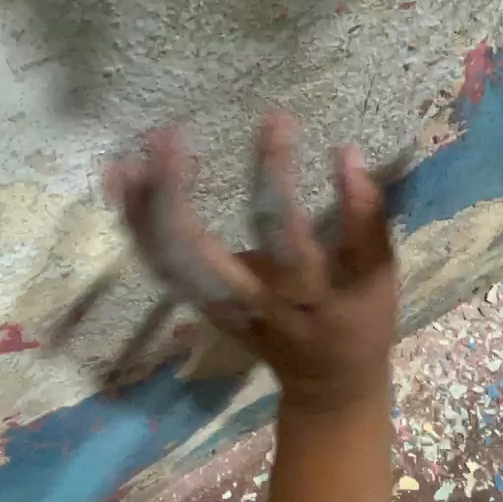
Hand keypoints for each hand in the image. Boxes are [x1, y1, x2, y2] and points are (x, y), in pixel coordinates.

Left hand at [105, 110, 398, 413]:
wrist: (327, 386)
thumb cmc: (361, 321)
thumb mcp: (381, 275)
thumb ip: (366, 218)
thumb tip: (347, 152)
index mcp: (304, 293)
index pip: (283, 230)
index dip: (276, 173)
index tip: (277, 116)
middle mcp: (252, 303)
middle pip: (196, 255)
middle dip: (173, 196)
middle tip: (166, 136)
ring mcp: (218, 308)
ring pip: (166, 263)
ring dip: (140, 210)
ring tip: (126, 158)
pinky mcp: (202, 307)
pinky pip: (161, 267)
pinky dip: (135, 225)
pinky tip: (121, 181)